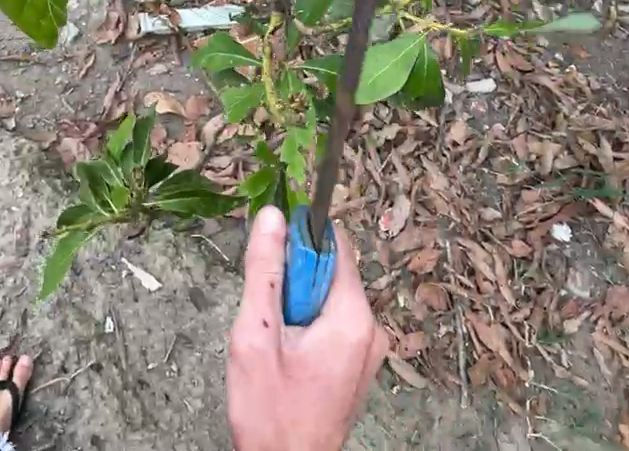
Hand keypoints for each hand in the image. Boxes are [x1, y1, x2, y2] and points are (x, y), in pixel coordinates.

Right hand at [225, 206, 389, 450]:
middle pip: (331, 271)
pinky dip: (308, 325)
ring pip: (329, 298)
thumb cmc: (271, 413)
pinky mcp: (358, 364)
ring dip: (298, 305)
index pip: (336, 244)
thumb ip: (264, 272)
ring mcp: (369, 349)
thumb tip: (272, 215)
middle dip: (294, 281)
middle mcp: (372, 329)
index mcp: (354, 316)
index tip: (271, 256)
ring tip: (276, 341)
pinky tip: (287, 356)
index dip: (300, 239)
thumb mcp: (256, 336)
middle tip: (267, 315)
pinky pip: (334, 323)